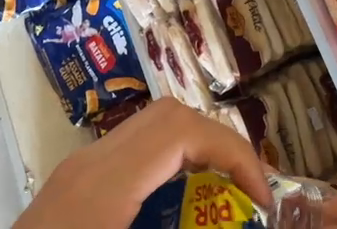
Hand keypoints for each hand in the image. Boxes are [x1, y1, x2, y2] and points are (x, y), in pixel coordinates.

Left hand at [14, 98, 272, 228]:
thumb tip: (232, 225)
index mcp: (104, 183)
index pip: (180, 131)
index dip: (233, 154)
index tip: (263, 203)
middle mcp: (90, 163)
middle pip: (167, 117)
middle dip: (218, 146)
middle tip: (248, 197)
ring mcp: (77, 171)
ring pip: (148, 131)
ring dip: (193, 155)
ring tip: (223, 202)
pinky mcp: (72, 187)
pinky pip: (131, 156)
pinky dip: (167, 171)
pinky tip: (179, 213)